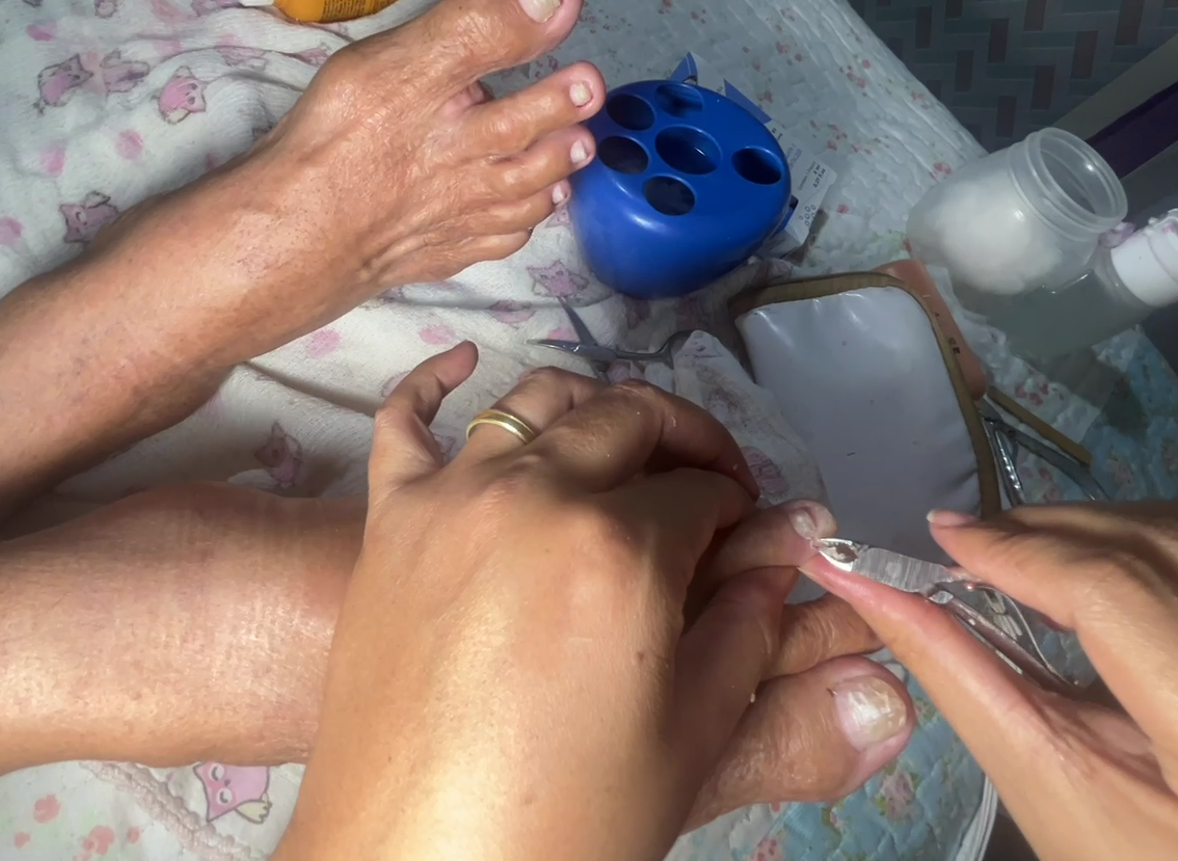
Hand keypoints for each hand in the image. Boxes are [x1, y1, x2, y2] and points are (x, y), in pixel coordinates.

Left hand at [279, 345, 818, 858]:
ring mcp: (453, 493)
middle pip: (629, 417)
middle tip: (703, 474)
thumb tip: (786, 555)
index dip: (737, 504)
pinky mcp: (390, 512)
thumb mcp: (687, 738)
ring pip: (535, 398)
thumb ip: (746, 629)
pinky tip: (463, 363)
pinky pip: (404, 418)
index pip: (703, 490)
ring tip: (618, 439)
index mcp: (618, 550)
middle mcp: (535, 494)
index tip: (744, 523)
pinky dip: (432, 379)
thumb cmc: (563, 817)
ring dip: (592, 403)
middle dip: (685, 434)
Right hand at [807, 501, 1177, 859]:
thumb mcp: (1073, 818)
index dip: (1022, 550)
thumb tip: (868, 588)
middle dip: (1057, 529)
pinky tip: (1146, 562)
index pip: (1131, 599)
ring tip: (1049, 547)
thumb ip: (970, 687)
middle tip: (981, 541)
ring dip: (1119, 523)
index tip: (945, 536)